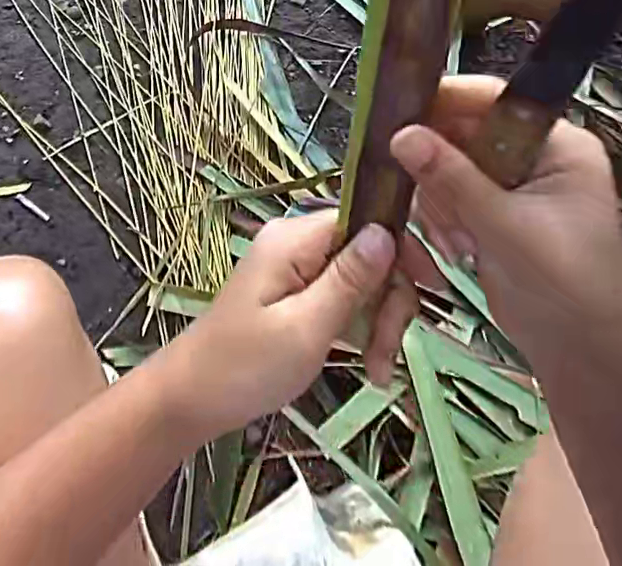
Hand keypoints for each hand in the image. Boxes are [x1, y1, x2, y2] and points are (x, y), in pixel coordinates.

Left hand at [151, 210, 418, 438]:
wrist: (191, 399)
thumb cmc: (244, 366)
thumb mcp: (305, 327)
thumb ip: (348, 279)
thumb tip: (387, 231)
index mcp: (294, 239)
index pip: (364, 221)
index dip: (401, 250)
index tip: (431, 290)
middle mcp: (297, 243)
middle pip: (367, 253)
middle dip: (388, 300)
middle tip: (387, 354)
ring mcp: (297, 268)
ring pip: (361, 279)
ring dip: (378, 322)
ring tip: (377, 370)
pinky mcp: (298, 292)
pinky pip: (343, 297)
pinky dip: (360, 328)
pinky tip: (369, 365)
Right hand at [389, 76, 621, 355]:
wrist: (583, 362)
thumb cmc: (564, 288)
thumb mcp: (506, 228)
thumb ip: (452, 178)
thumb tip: (401, 134)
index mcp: (557, 144)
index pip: (493, 101)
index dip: (446, 102)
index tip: (398, 114)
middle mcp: (534, 155)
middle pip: (463, 133)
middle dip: (442, 171)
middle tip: (434, 203)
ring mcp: (512, 184)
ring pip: (449, 166)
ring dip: (442, 202)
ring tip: (459, 242)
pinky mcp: (495, 211)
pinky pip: (450, 195)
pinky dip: (444, 220)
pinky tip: (458, 250)